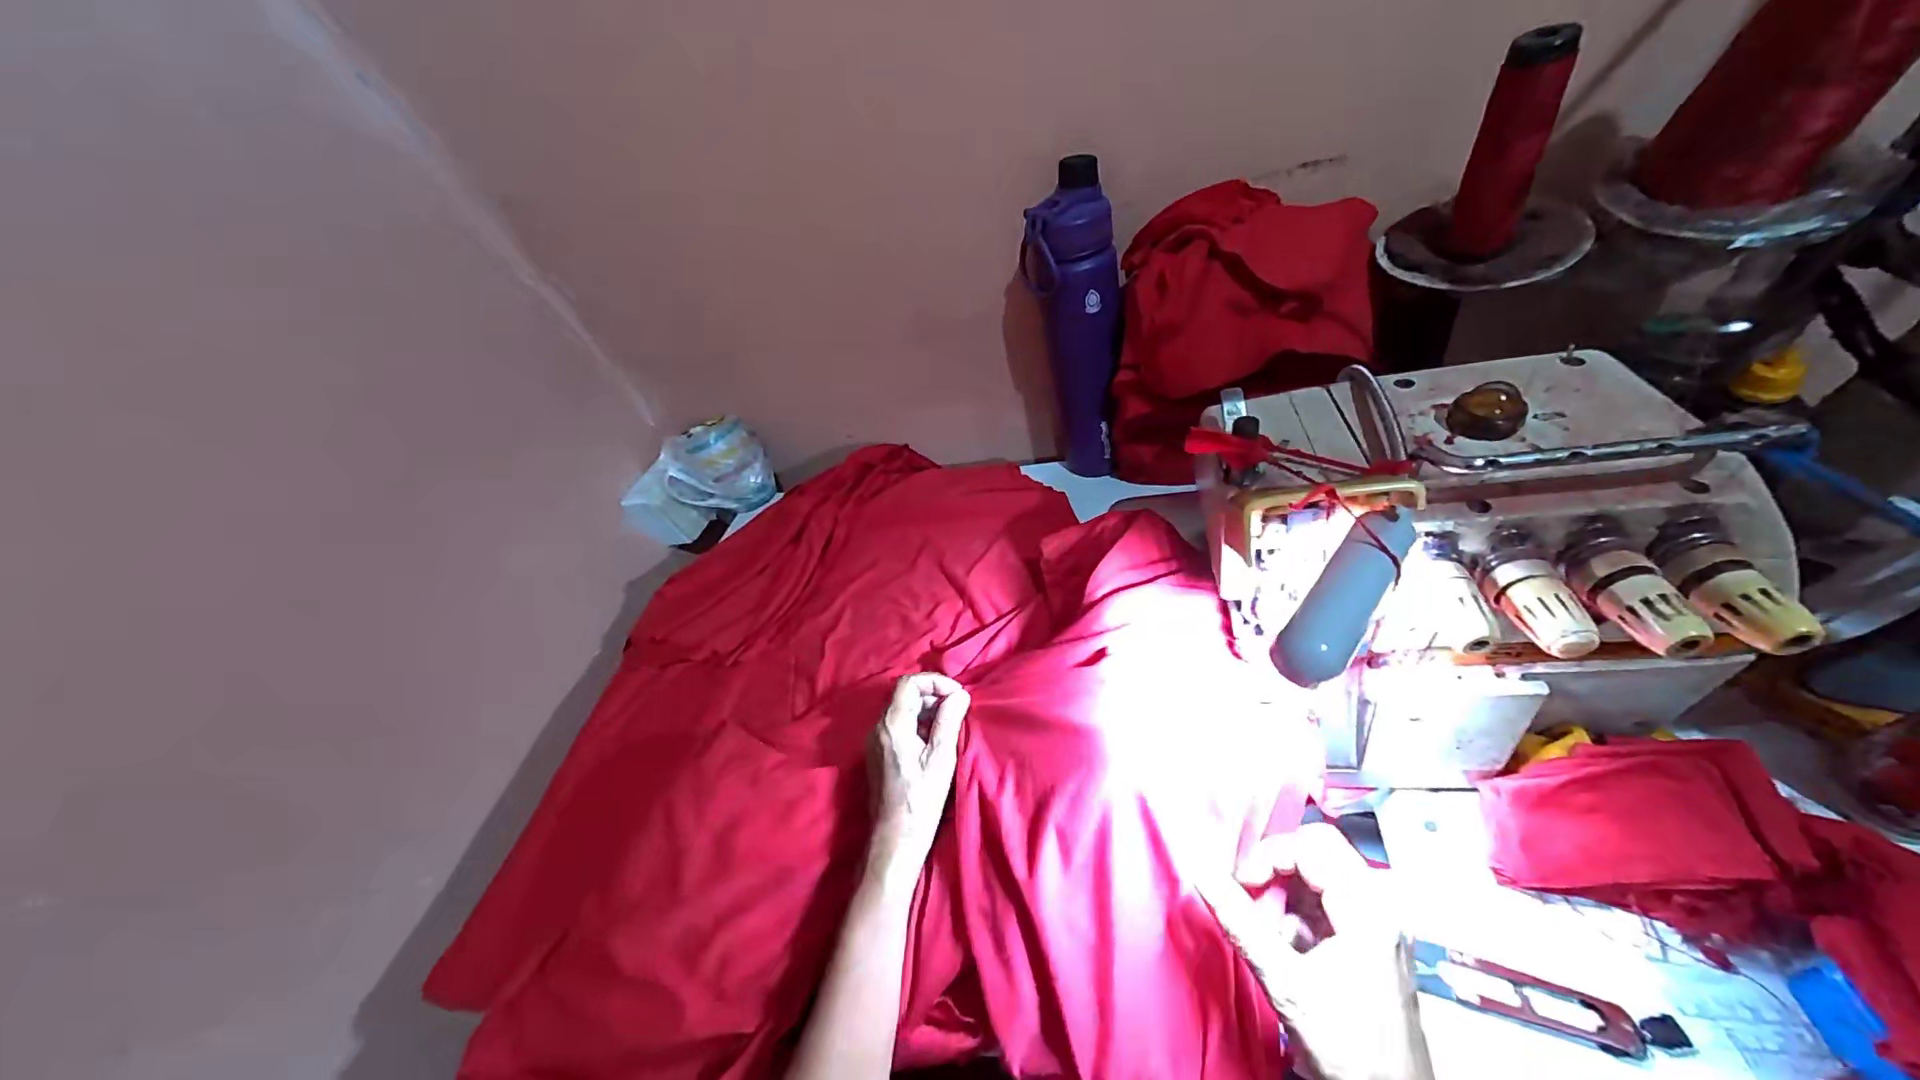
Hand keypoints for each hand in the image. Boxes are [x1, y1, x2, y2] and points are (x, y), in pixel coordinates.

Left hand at [866, 673, 968, 884]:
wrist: (895, 837)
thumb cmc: (921, 799)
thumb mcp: (941, 758)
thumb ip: (949, 721)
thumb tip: (959, 695)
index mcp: (892, 724)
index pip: (909, 683)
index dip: (935, 682)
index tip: (958, 696)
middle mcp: (878, 727)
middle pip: (905, 694)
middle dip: (933, 695)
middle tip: (958, 709)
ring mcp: (875, 741)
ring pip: (902, 709)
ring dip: (927, 710)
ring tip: (950, 725)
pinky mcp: (878, 753)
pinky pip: (898, 725)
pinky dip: (918, 724)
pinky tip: (935, 741)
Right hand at [1198, 823, 1432, 1079]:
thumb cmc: (1349, 1046)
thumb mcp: (1284, 981)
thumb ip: (1240, 922)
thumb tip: (1202, 873)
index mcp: (1368, 909)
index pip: (1310, 845)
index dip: (1268, 856)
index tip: (1240, 884)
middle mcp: (1381, 907)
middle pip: (1318, 851)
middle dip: (1275, 868)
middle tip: (1248, 892)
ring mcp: (1379, 924)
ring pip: (1321, 875)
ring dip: (1285, 892)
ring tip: (1265, 928)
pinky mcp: (1372, 941)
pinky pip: (1328, 902)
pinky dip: (1299, 913)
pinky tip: (1286, 946)